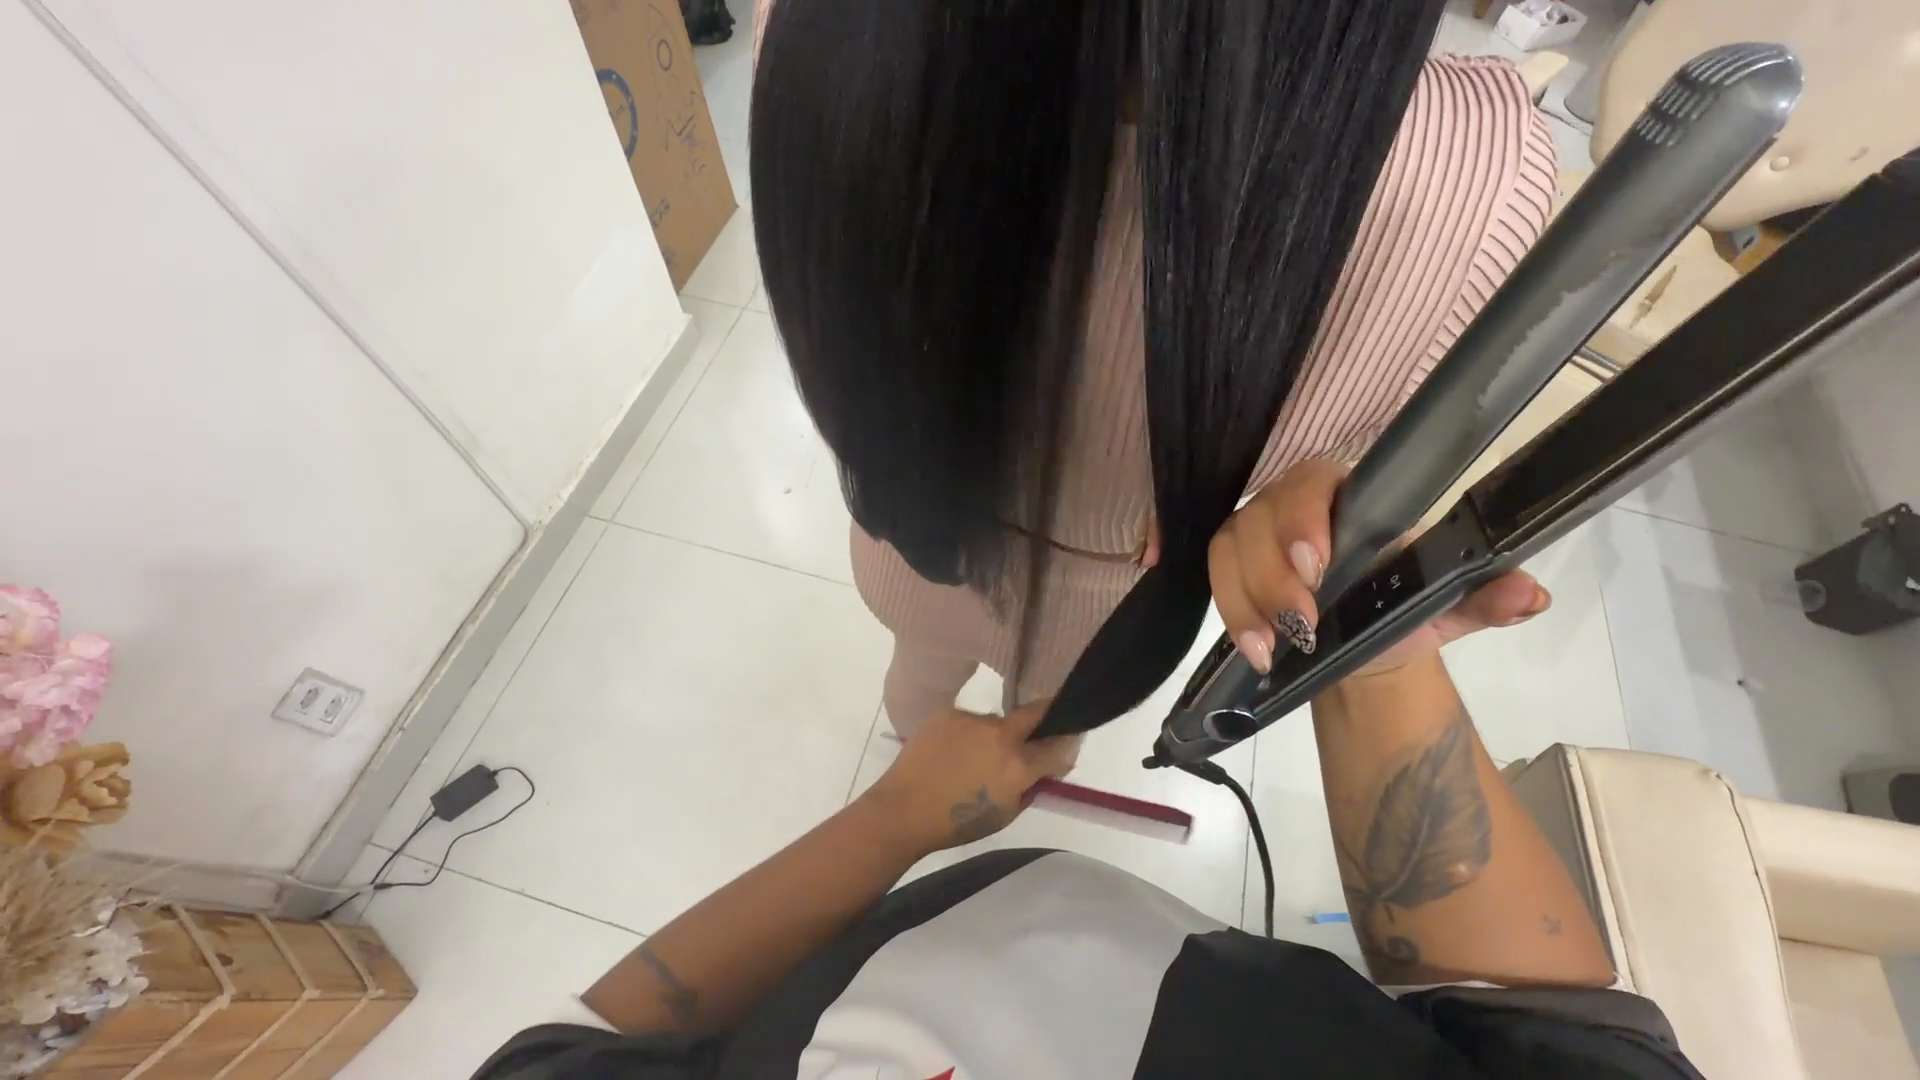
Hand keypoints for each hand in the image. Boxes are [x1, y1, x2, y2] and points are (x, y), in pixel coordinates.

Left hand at [860, 701, 1077, 855]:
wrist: (903, 810)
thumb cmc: (957, 823)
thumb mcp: (1005, 814)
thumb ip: (1029, 786)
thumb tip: (1045, 767)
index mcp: (1017, 765)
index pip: (1058, 744)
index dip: (1068, 742)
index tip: (1068, 741)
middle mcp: (999, 734)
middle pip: (1036, 712)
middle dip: (1047, 716)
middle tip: (1045, 725)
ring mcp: (971, 719)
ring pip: (997, 721)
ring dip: (998, 734)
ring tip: (976, 757)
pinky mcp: (948, 713)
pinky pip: (969, 721)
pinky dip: (970, 735)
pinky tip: (953, 754)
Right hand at [1207, 458, 1551, 677]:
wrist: (1366, 651)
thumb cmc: (1403, 614)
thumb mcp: (1446, 609)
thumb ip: (1483, 597)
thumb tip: (1528, 593)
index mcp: (1350, 499)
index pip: (1313, 483)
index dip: (1304, 517)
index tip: (1317, 565)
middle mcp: (1293, 507)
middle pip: (1259, 516)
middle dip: (1272, 572)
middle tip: (1301, 623)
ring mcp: (1256, 536)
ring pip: (1228, 547)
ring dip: (1244, 598)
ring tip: (1271, 647)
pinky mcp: (1233, 568)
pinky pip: (1215, 578)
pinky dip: (1231, 613)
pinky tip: (1254, 650)